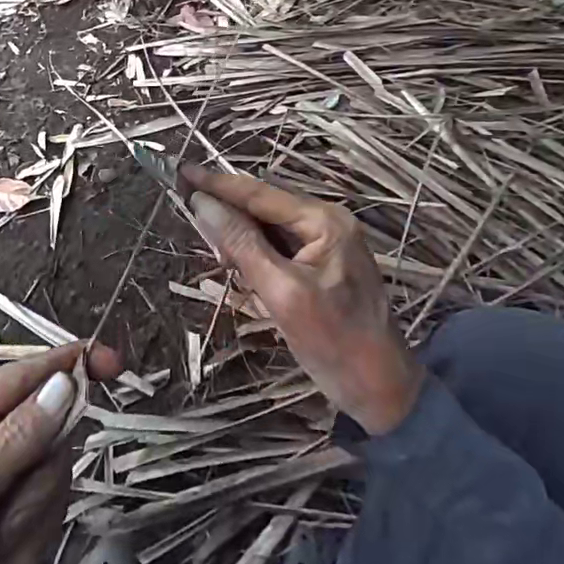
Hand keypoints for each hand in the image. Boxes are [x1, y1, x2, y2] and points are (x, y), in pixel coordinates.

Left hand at [0, 341, 123, 563]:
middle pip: (53, 427)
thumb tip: (65, 384)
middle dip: (38, 481)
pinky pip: (52, 505)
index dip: (73, 363)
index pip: (27, 373)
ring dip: (31, 516)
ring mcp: (1, 470)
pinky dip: (31, 539)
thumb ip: (12, 443)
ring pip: (56, 470)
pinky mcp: (14, 505)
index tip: (115, 363)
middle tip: (5, 517)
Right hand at [182, 163, 424, 434]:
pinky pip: (277, 247)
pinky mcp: (319, 265)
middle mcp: (326, 222)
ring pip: (267, 226)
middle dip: (227, 211)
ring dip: (239, 236)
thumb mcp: (282, 293)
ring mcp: (325, 243)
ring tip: (217, 253)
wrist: (382, 391)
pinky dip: (254, 254)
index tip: (181, 172)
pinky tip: (238, 266)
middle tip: (190, 217)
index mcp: (325, 221)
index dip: (217, 184)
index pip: (259, 193)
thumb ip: (241, 245)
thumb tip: (202, 204)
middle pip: (263, 205)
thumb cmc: (335, 343)